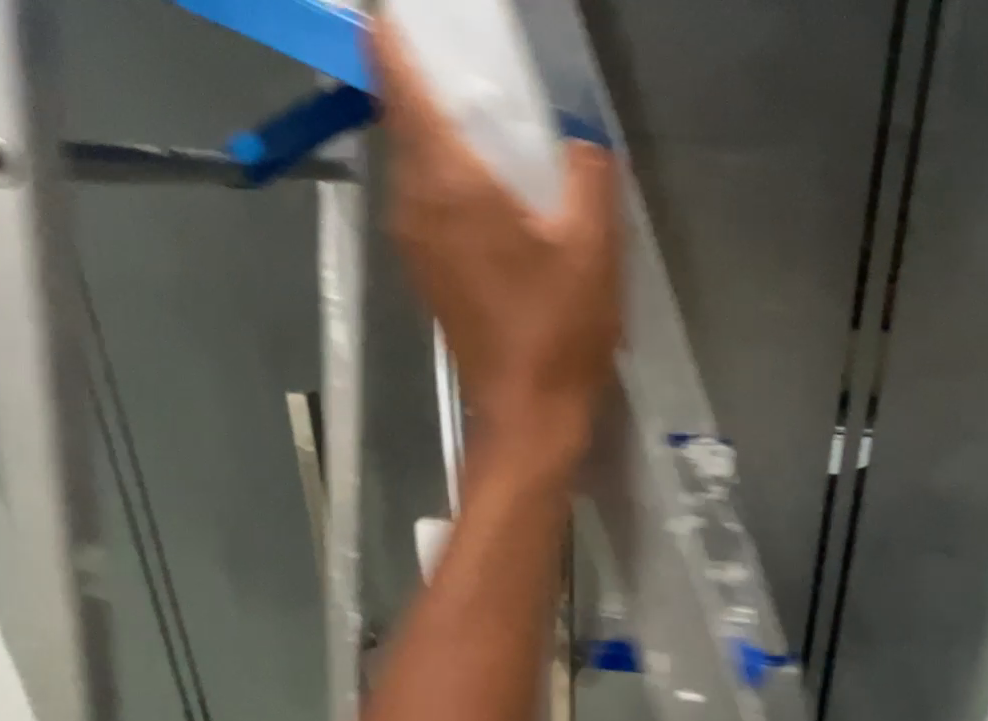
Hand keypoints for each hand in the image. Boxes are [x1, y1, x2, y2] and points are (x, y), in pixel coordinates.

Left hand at [367, 20, 622, 472]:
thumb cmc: (559, 329)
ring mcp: (414, 241)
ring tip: (492, 112)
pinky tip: (495, 182)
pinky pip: (429, 198)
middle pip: (404, 116)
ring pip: (416, 160)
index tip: (404, 11)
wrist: (528, 414)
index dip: (393, 35)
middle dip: (428, 76)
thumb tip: (577, 137)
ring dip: (443, 128)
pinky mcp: (427, 270)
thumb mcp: (594, 243)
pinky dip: (451, 172)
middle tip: (477, 57)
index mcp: (448, 182)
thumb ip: (587, 170)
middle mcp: (414, 203)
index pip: (399, 81)